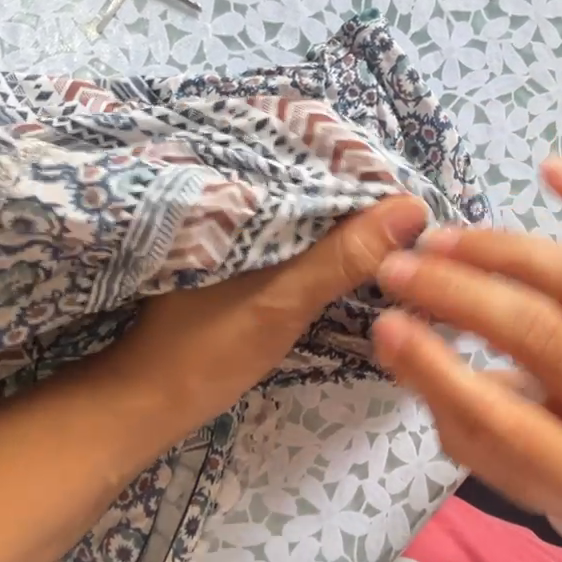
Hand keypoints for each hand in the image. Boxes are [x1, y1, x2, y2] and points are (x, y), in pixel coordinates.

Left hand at [102, 194, 430, 432]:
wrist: (146, 400)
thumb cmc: (208, 348)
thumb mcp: (284, 300)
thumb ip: (345, 255)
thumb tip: (414, 207)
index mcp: (239, 192)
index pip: (316, 162)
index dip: (366, 174)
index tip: (414, 195)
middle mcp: (236, 195)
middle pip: (313, 181)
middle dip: (361, 195)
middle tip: (414, 216)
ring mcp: (236, 223)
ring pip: (305, 207)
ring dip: (345, 218)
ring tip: (396, 228)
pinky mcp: (239, 251)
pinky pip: (292, 231)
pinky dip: (323, 238)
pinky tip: (353, 249)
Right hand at [371, 158, 561, 520]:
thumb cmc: (540, 457)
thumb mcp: (486, 454)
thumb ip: (444, 397)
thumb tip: (391, 331)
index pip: (512, 423)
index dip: (443, 373)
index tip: (385, 326)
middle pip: (546, 336)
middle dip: (463, 296)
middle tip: (400, 270)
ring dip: (503, 252)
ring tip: (442, 239)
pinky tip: (550, 170)